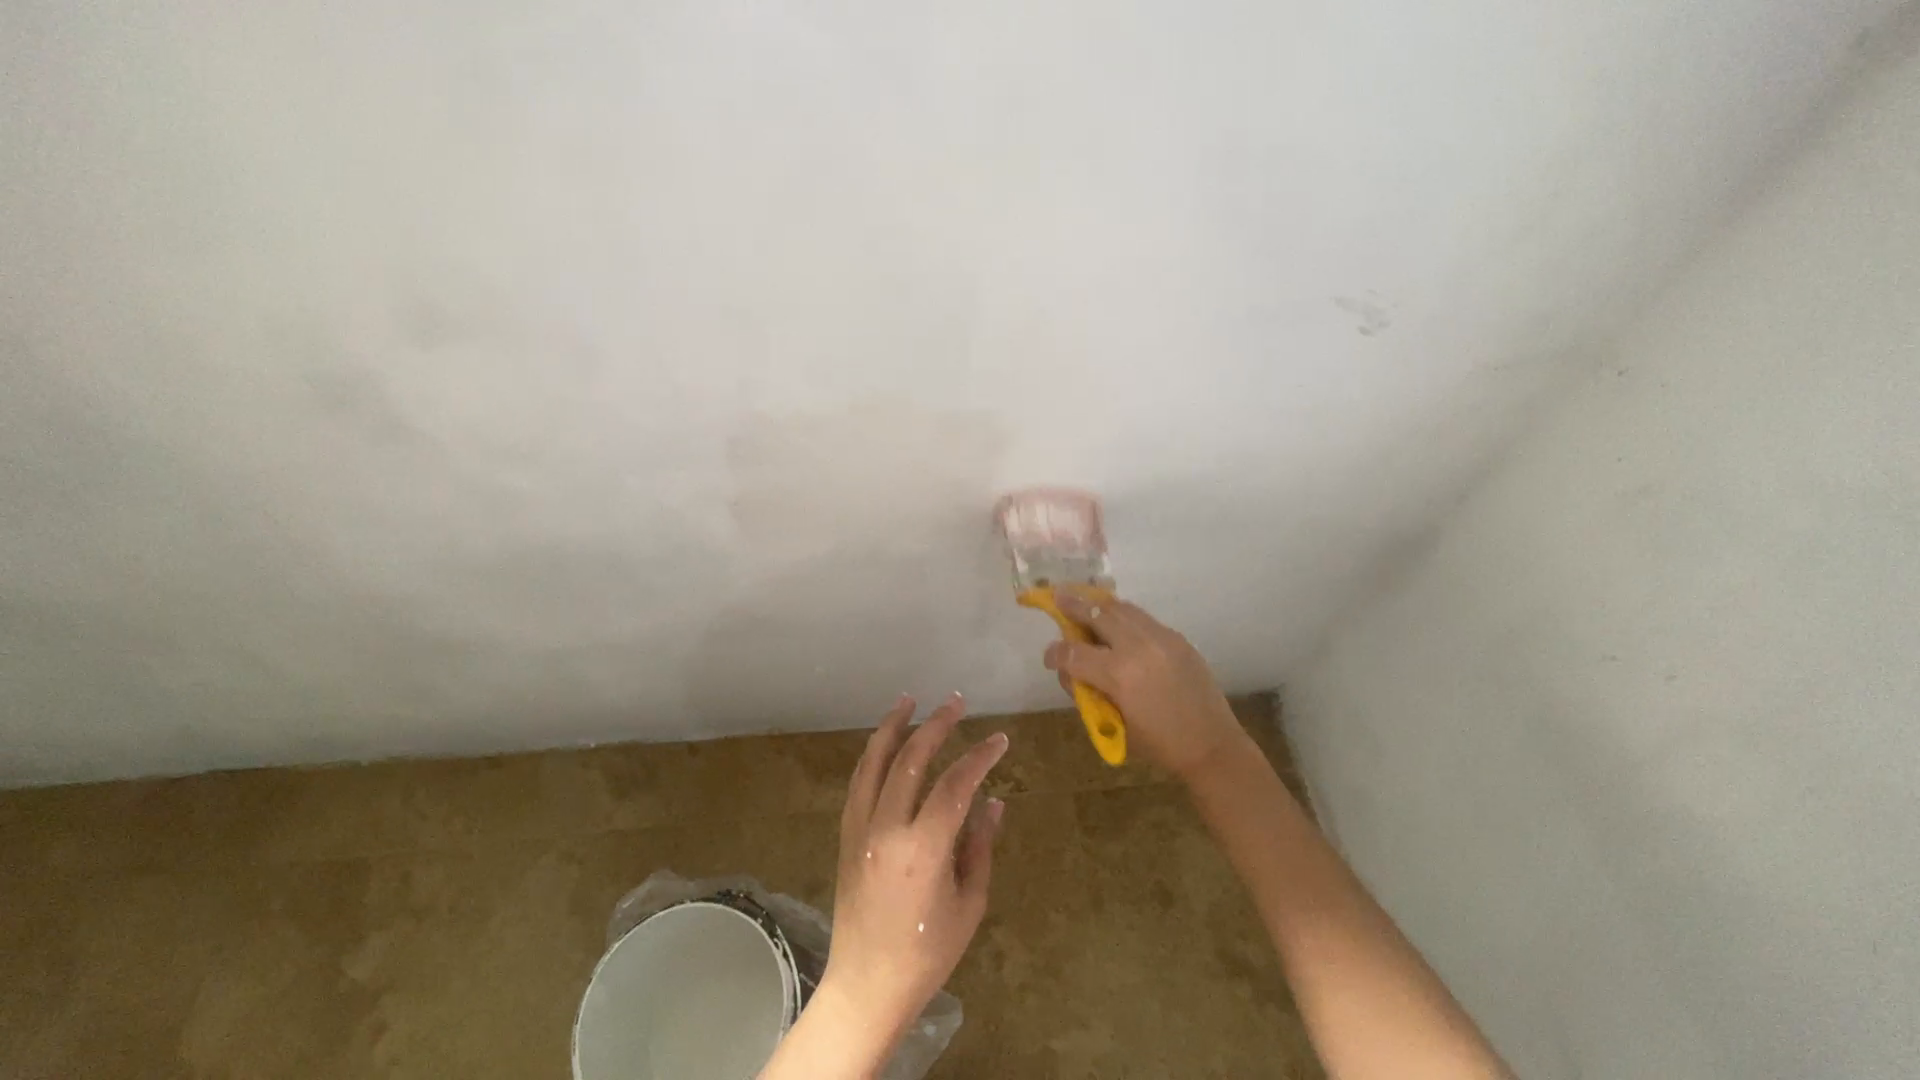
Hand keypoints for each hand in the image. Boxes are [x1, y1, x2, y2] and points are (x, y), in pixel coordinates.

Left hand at [820, 693, 1007, 1042]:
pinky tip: (884, 743)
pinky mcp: (845, 836)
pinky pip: (858, 783)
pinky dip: (873, 756)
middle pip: (910, 759)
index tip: (1000, 741)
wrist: (866, 985)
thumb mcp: (969, 903)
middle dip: (935, 725)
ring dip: (892, 727)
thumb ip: (980, 846)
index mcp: (922, 848)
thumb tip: (992, 802)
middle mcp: (885, 828)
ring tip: (909, 701)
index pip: (954, 784)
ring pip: (874, 763)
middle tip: (956, 703)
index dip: (980, 758)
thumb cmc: (926, 953)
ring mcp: (859, 829)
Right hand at [1044, 591, 1250, 780]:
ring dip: (1099, 605)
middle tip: (1056, 597)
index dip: (1055, 654)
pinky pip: (1143, 618)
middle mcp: (1137, 647)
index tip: (1049, 657)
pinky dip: (1124, 616)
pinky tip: (1117, 621)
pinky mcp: (1177, 638)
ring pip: (1122, 608)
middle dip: (1072, 605)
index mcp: (1118, 674)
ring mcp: (1160, 638)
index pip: (1073, 653)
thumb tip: (1070, 671)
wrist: (1212, 744)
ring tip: (1084, 601)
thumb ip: (1088, 692)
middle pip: (1096, 614)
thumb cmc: (1159, 744)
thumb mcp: (1115, 723)